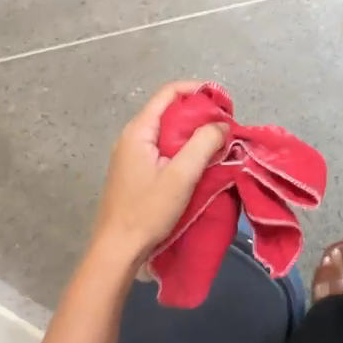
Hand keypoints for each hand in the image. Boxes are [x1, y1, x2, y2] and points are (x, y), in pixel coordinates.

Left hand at [88, 81, 227, 268]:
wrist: (117, 252)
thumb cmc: (147, 211)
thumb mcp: (181, 176)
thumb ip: (203, 143)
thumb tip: (222, 124)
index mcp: (139, 131)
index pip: (169, 92)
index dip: (198, 90)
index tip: (223, 103)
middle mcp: (133, 137)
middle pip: (170, 110)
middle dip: (200, 112)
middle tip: (225, 126)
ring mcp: (132, 155)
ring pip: (169, 130)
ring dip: (194, 132)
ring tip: (218, 143)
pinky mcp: (137, 171)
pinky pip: (165, 147)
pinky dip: (185, 147)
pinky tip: (200, 161)